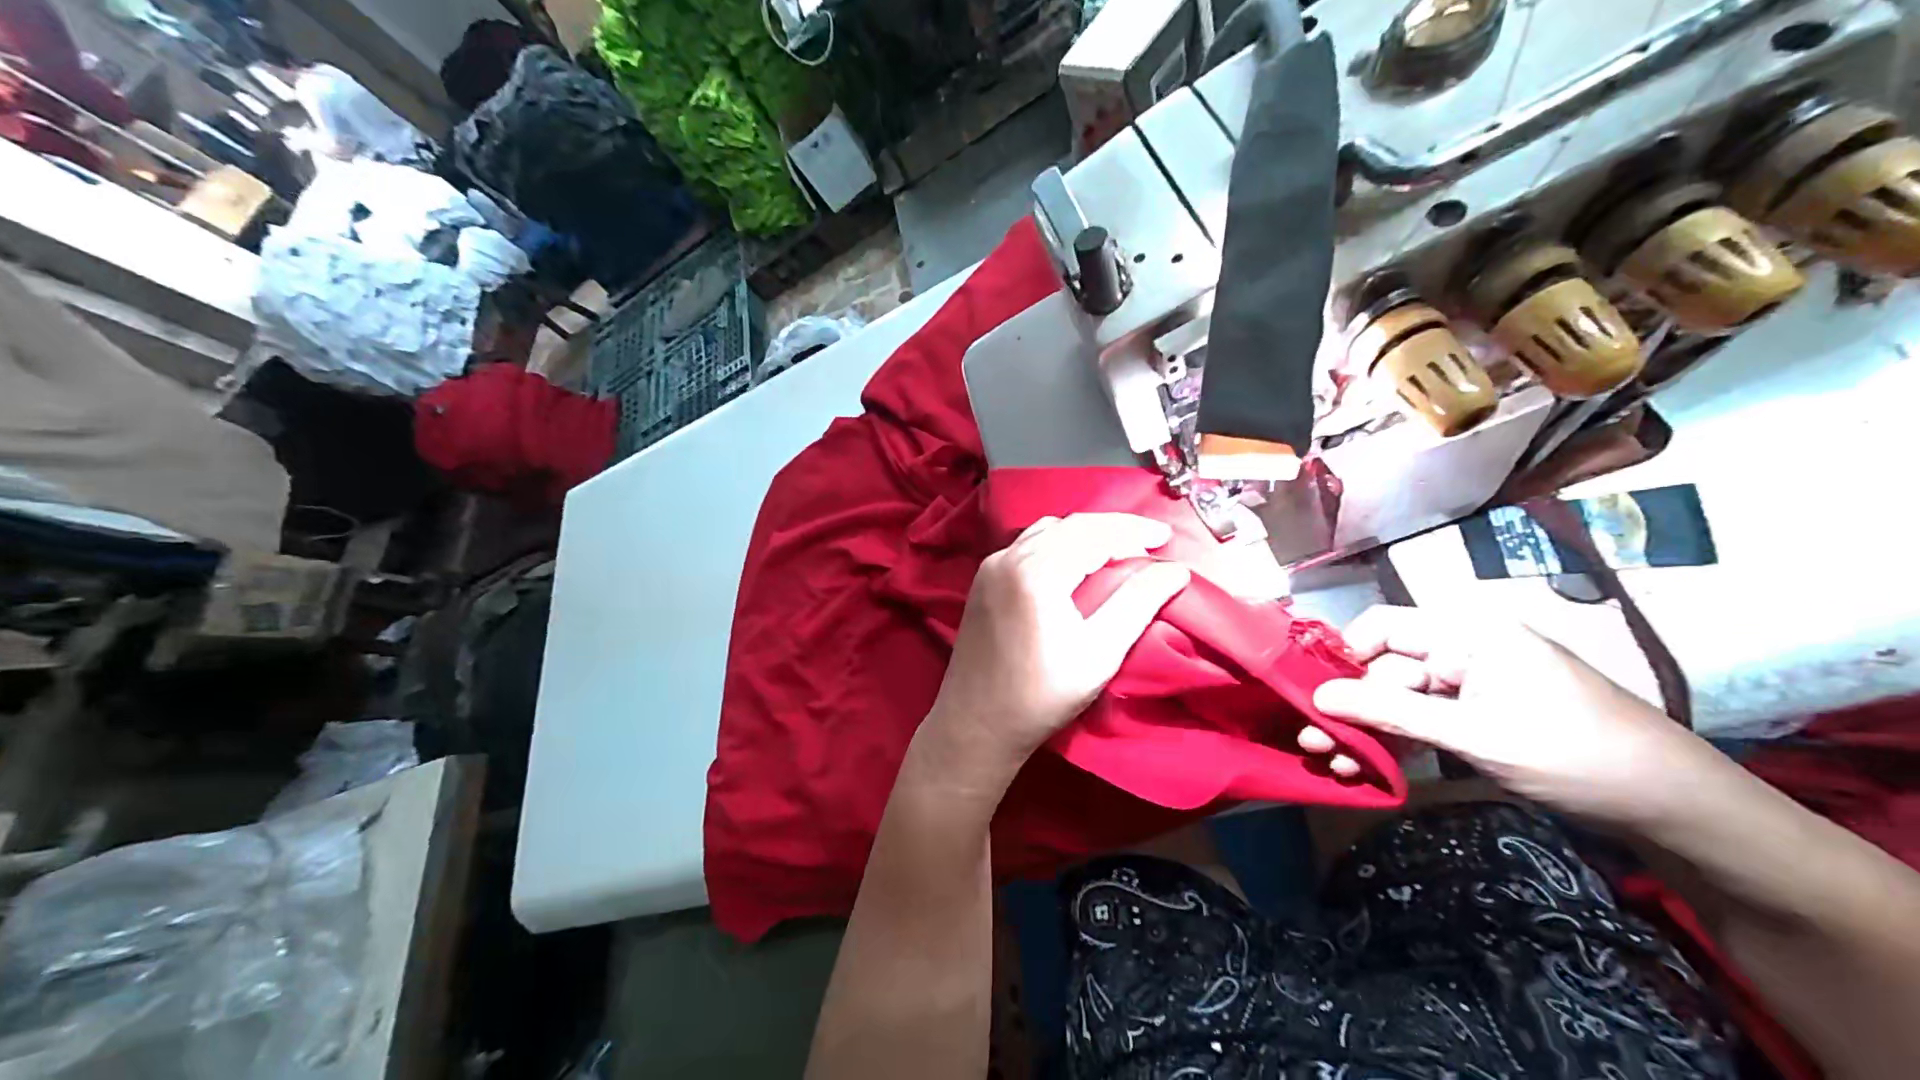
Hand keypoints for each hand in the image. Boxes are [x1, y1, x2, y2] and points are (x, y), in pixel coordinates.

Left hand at [918, 514, 1190, 794]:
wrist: (975, 722)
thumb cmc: (1040, 696)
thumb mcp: (1100, 653)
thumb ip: (1137, 603)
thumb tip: (1174, 570)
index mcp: (1035, 572)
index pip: (1093, 533)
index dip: (1133, 531)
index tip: (1166, 535)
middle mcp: (1008, 558)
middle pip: (1070, 526)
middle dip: (1113, 528)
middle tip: (1149, 540)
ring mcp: (991, 567)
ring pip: (1047, 531)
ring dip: (1085, 532)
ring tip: (1120, 549)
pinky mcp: (983, 580)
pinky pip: (1028, 544)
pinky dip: (1059, 542)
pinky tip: (1078, 560)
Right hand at [1308, 605, 1728, 827]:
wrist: (1675, 809)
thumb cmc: (1576, 755)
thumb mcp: (1476, 734)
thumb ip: (1391, 713)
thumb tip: (1318, 698)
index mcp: (1468, 633)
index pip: (1383, 628)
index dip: (1342, 656)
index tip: (1310, 694)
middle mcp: (1463, 651)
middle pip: (1384, 670)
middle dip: (1347, 707)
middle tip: (1312, 743)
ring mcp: (1469, 688)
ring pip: (1397, 701)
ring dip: (1365, 731)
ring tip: (1332, 763)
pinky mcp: (1476, 720)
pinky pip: (1421, 723)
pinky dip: (1394, 743)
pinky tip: (1365, 767)